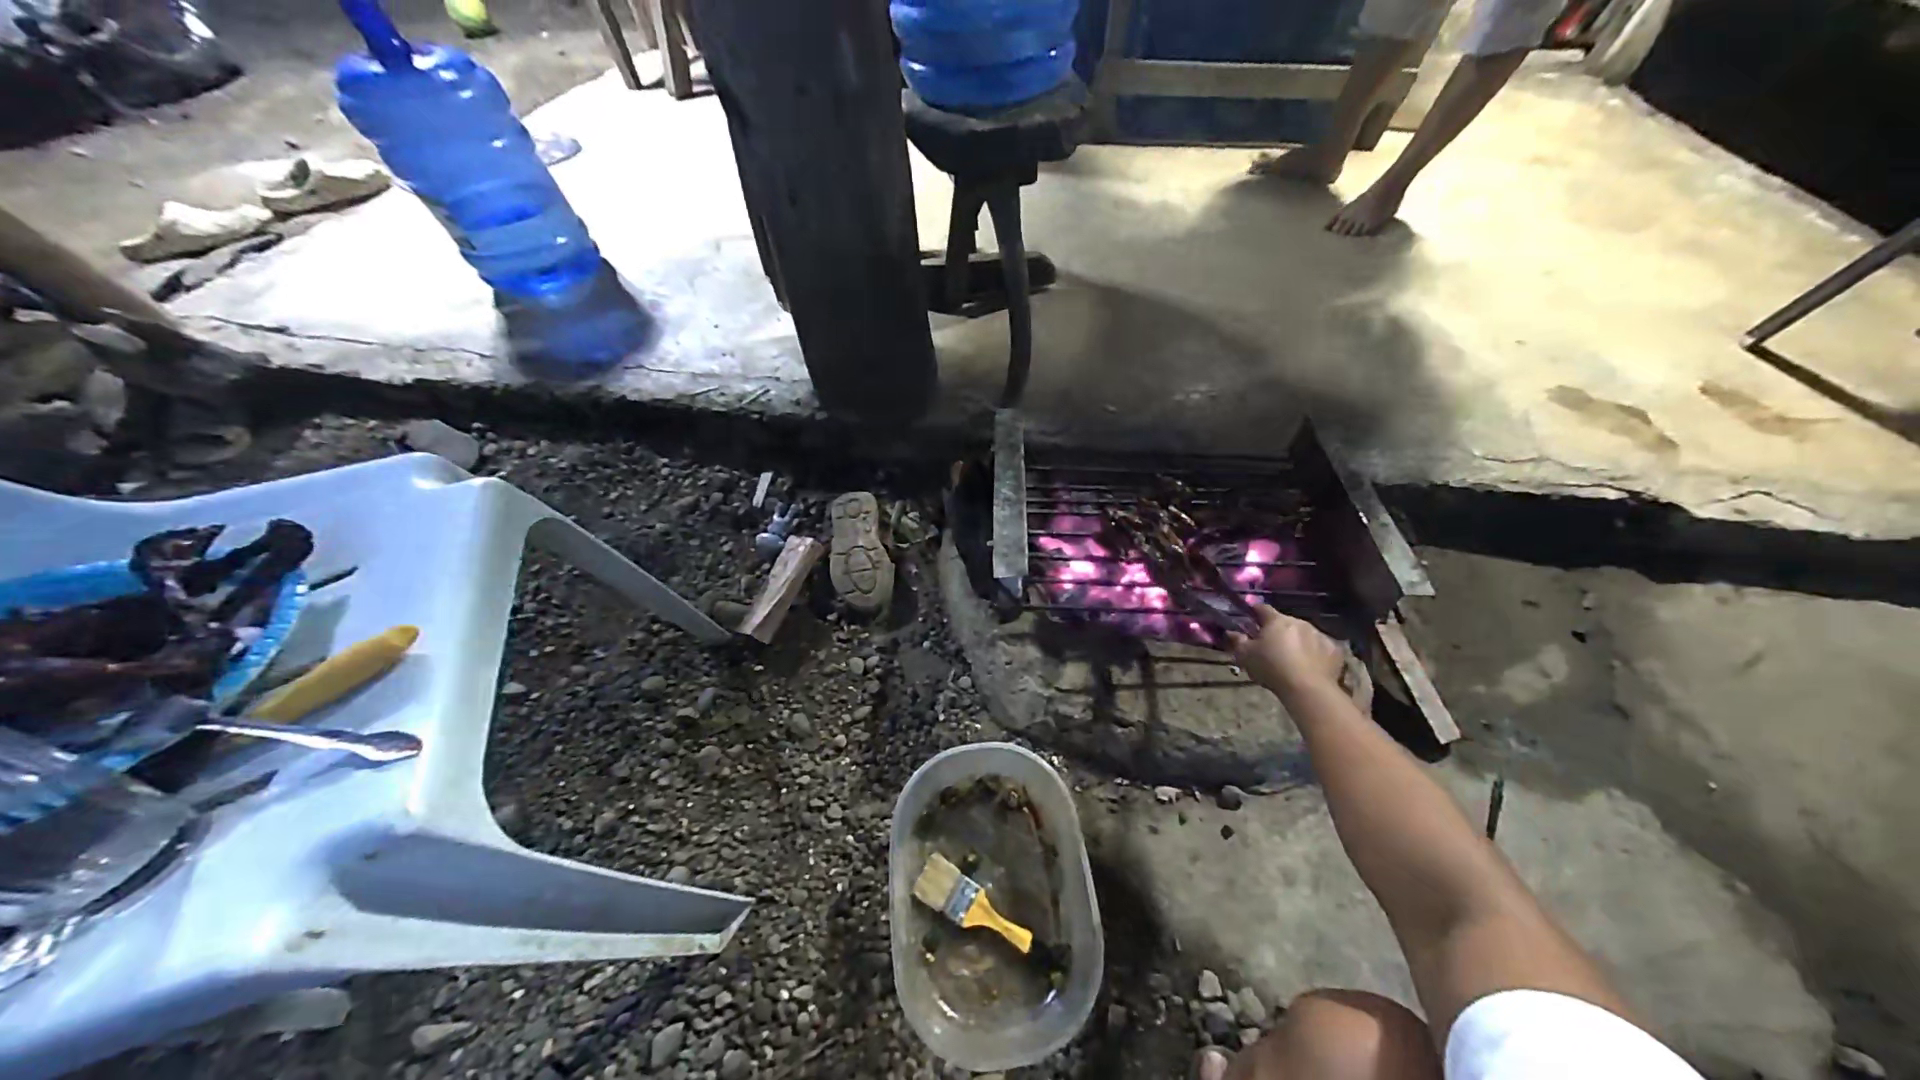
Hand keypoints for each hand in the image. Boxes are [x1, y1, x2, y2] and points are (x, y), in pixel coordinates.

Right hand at [1229, 604, 1344, 696]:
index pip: (1263, 609)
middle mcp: (1300, 622)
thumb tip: (1231, 631)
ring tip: (1292, 658)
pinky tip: (1311, 665)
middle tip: (1271, 646)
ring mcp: (1320, 635)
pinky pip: (1321, 647)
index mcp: (1277, 621)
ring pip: (1304, 634)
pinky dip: (1315, 652)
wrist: (1308, 688)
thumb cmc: (1272, 668)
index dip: (1255, 612)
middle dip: (1278, 631)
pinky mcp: (1334, 649)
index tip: (1251, 619)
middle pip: (1285, 622)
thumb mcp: (1246, 656)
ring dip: (1297, 641)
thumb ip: (1237, 641)